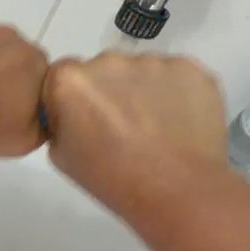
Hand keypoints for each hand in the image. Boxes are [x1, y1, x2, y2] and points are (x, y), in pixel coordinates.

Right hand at [41, 52, 228, 211]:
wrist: (176, 189)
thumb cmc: (108, 177)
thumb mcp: (59, 153)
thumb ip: (60, 118)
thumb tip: (75, 110)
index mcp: (69, 80)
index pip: (62, 73)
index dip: (72, 96)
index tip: (83, 118)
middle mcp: (108, 61)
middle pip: (102, 68)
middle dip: (107, 89)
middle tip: (120, 124)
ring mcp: (152, 62)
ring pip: (139, 70)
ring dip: (141, 90)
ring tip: (154, 125)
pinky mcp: (190, 68)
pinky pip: (173, 75)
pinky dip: (173, 92)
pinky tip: (177, 121)